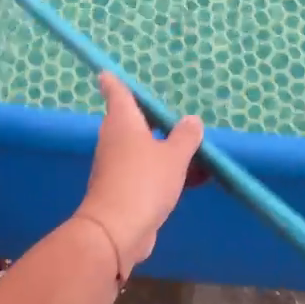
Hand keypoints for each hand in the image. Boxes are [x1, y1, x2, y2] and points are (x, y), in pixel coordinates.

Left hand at [72, 72, 203, 271]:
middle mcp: (115, 138)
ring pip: (143, 149)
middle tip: (174, 117)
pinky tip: (193, 180)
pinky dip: (166, 172)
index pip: (116, 92)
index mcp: (123, 120)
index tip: (106, 73)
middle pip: (133, 121)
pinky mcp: (122, 189)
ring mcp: (116, 164)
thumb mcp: (174, 157)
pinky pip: (147, 172)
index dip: (113, 81)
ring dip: (166, 150)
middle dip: (153, 120)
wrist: (117, 230)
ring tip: (197, 152)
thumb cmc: (144, 181)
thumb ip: (186, 137)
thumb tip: (192, 120)